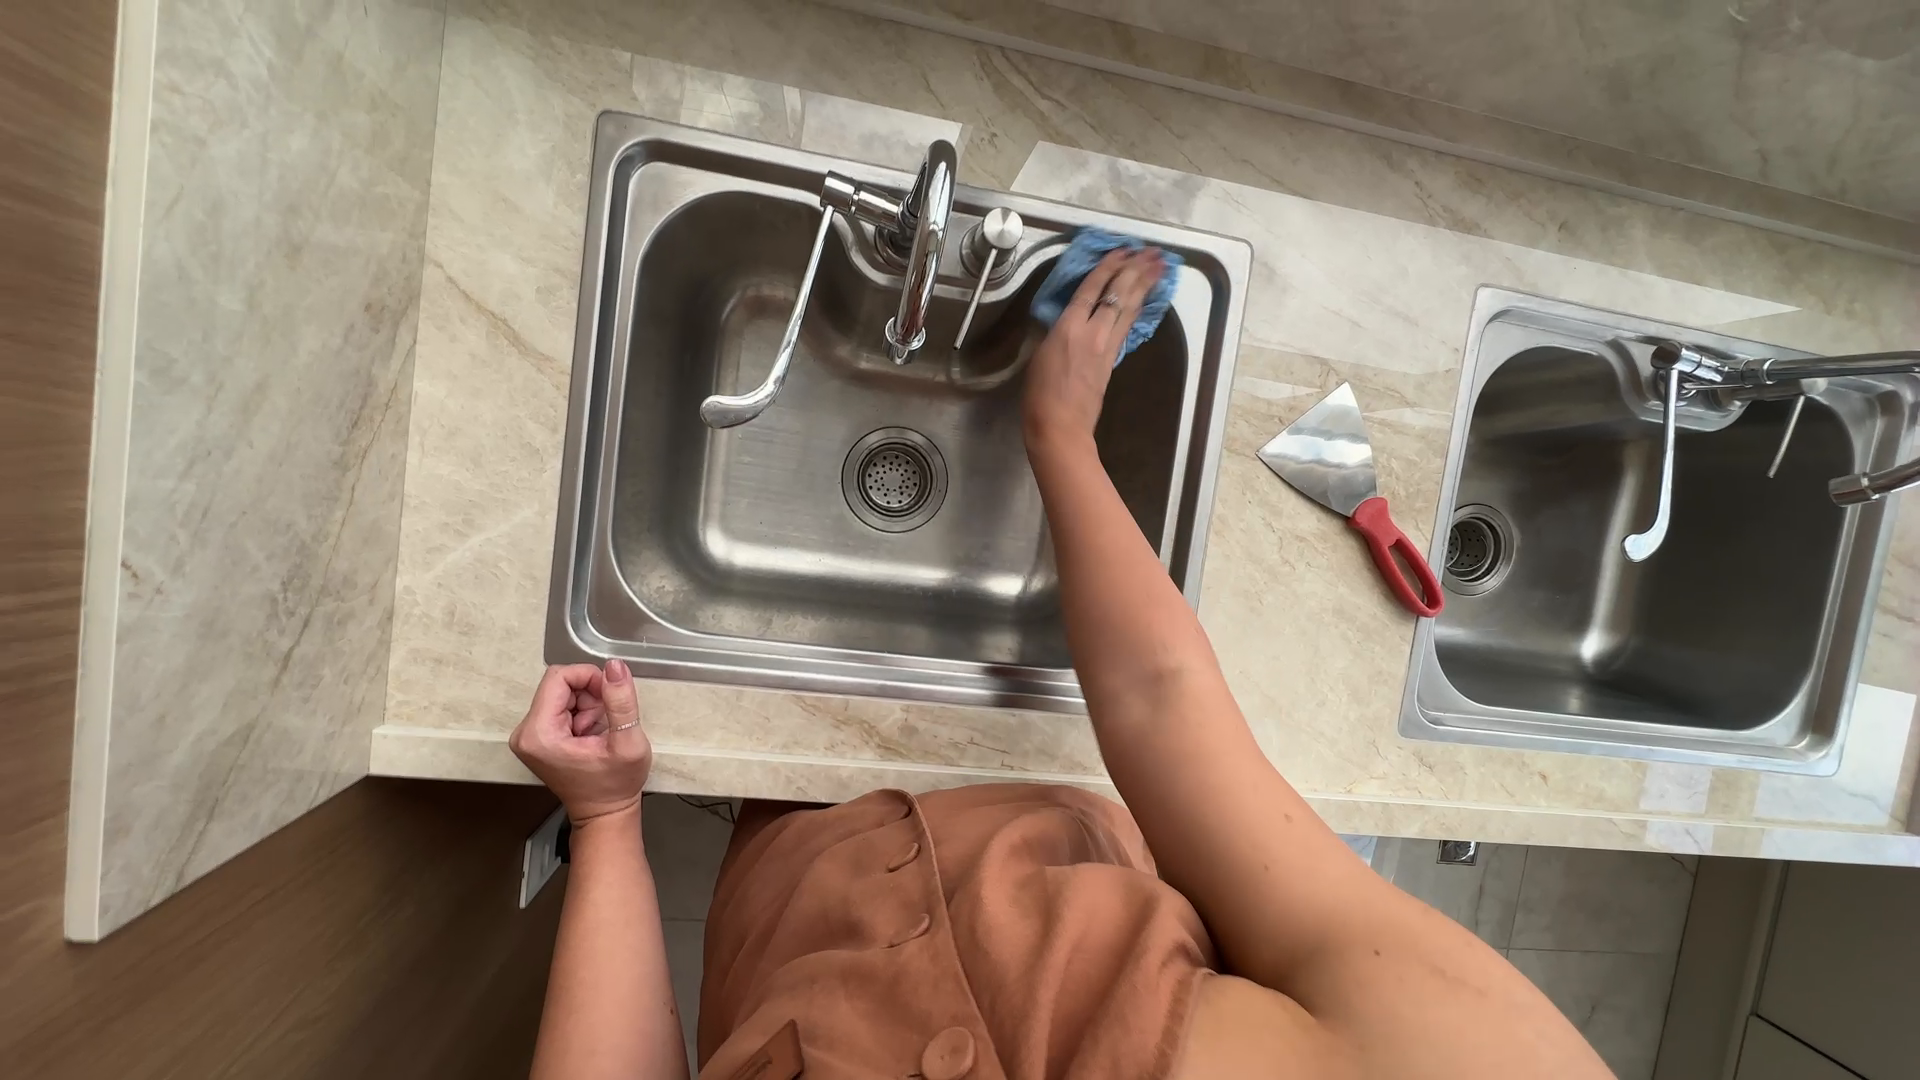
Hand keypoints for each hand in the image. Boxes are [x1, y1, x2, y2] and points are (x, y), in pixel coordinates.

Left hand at [509, 659, 651, 824]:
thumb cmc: (616, 784)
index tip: (610, 699)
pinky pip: (562, 705)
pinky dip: (583, 713)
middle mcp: (526, 732)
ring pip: (563, 693)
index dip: (590, 678)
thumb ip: (621, 702)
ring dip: (589, 705)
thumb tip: (614, 666)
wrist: (604, 813)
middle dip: (590, 695)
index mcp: (539, 733)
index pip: (559, 677)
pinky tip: (592, 735)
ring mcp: (530, 735)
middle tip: (606, 722)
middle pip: (560, 684)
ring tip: (599, 732)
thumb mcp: (628, 742)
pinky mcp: (538, 736)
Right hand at [1024, 246, 1166, 448]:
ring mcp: (1106, 348)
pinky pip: (1128, 327)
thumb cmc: (1040, 397)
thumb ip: (1056, 333)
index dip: (1109, 266)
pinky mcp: (1112, 362)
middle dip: (1137, 269)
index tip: (1122, 249)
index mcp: (1068, 328)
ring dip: (1145, 285)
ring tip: (1159, 266)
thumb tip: (1068, 322)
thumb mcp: (1039, 356)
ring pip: (1129, 308)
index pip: (1092, 288)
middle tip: (1153, 251)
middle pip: (1119, 293)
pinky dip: (1138, 309)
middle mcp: (1093, 333)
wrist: (1060, 428)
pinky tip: (1146, 299)